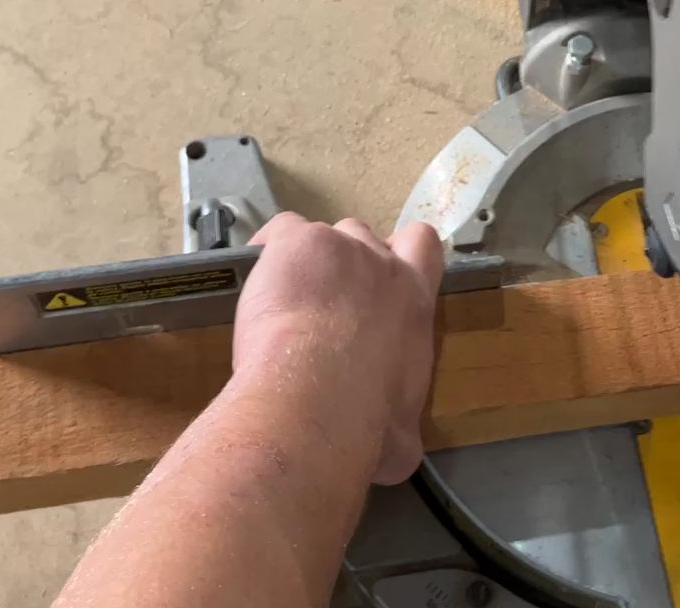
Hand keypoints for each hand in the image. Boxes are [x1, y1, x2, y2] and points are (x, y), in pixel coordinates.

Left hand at [232, 214, 444, 483]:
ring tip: (282, 294)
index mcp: (414, 300)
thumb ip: (403, 426)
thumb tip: (400, 449)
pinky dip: (268, 246)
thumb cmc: (366, 422)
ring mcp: (339, 248)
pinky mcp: (298, 244)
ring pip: (323, 234)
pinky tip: (255, 274)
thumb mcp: (401, 435)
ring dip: (308, 257)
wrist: (316, 400)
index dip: (404, 250)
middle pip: (366, 236)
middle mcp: (381, 265)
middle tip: (324, 298)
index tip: (382, 274)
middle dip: (347, 260)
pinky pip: (281, 230)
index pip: (424, 244)